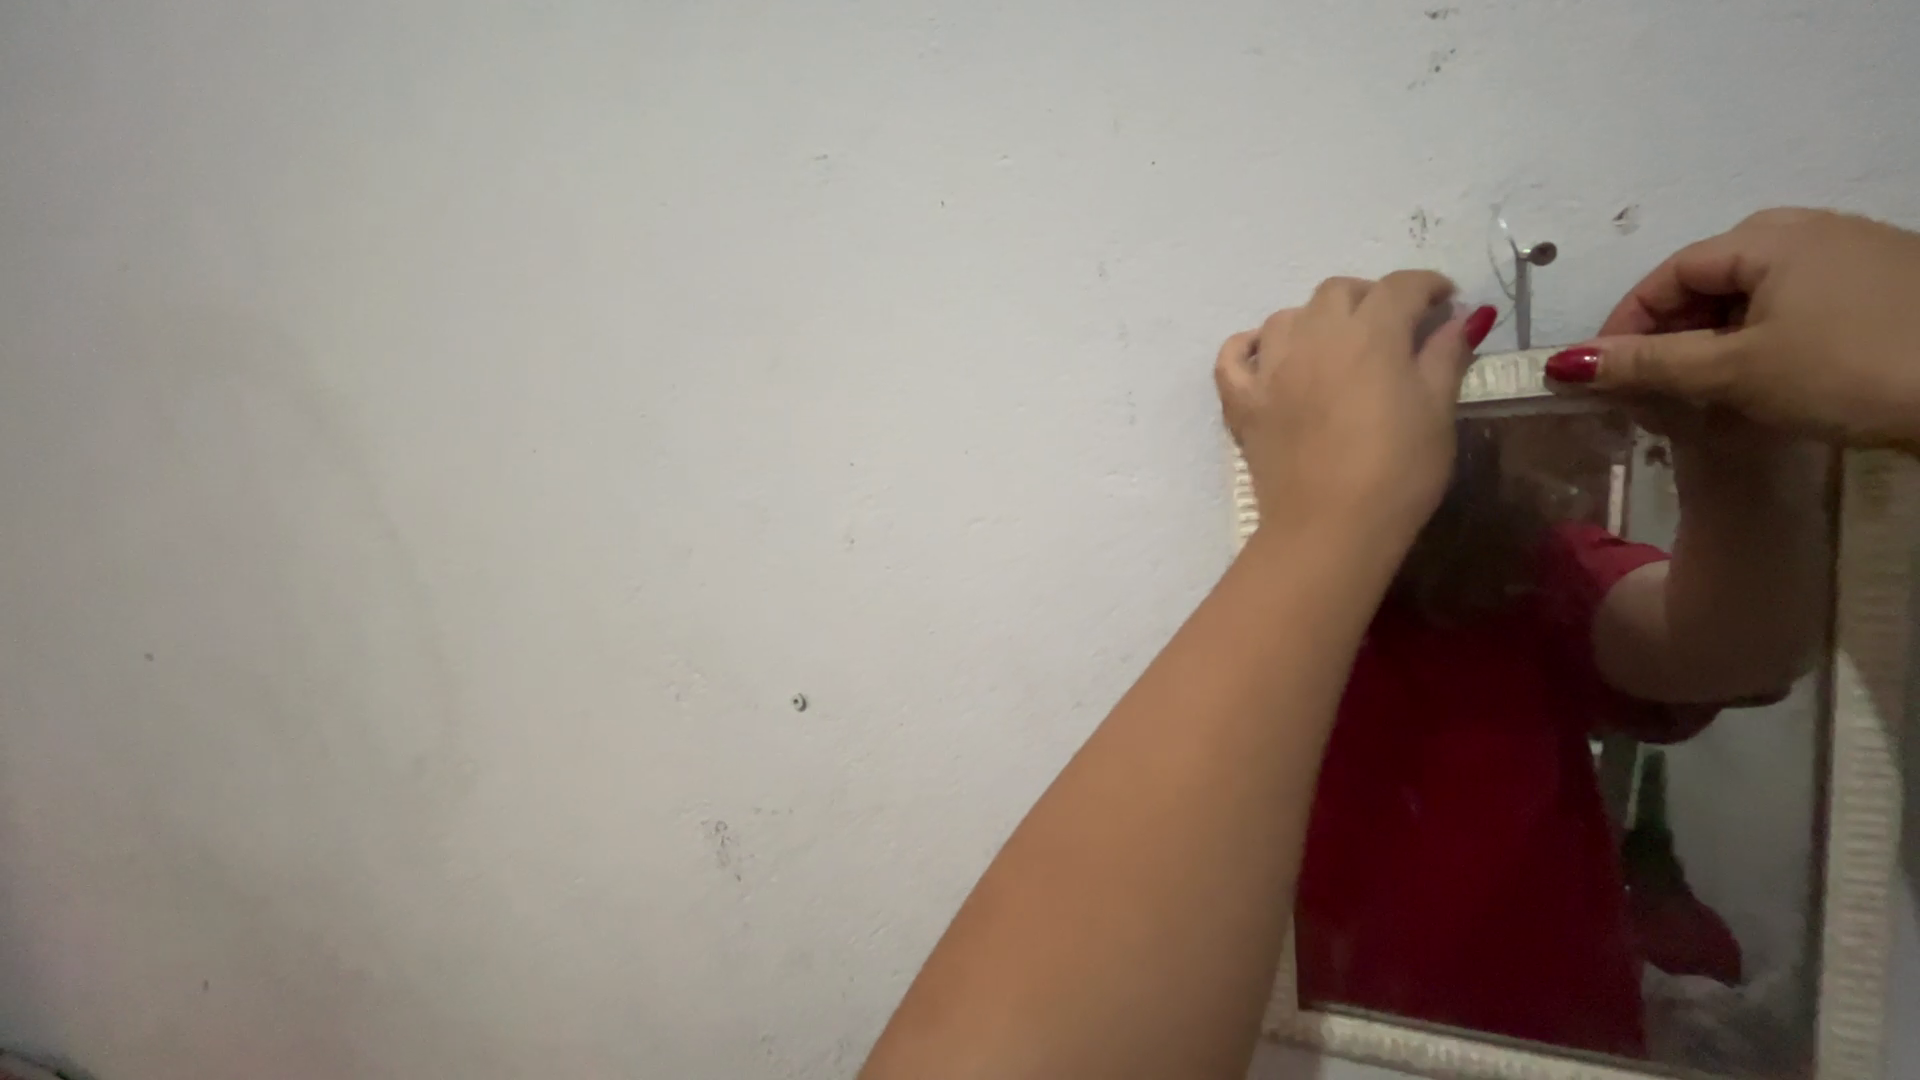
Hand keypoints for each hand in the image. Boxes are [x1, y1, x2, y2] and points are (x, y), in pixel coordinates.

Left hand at [1215, 272, 1493, 545]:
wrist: (1330, 525)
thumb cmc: (1397, 472)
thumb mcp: (1437, 411)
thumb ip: (1444, 357)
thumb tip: (1460, 317)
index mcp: (1370, 335)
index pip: (1399, 287)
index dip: (1427, 286)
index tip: (1442, 302)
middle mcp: (1313, 339)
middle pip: (1337, 292)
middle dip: (1368, 298)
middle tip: (1390, 326)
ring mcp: (1270, 370)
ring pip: (1285, 317)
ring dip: (1312, 319)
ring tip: (1333, 345)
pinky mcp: (1241, 402)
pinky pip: (1232, 357)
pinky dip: (1247, 347)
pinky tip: (1267, 357)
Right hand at [1545, 208, 1919, 450]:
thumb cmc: (1852, 368)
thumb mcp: (1732, 370)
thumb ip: (1644, 364)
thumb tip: (1560, 364)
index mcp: (1773, 238)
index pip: (1668, 274)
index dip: (1625, 324)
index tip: (1604, 373)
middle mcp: (1817, 231)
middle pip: (1709, 280)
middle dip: (1668, 331)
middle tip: (1650, 381)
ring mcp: (1863, 257)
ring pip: (1754, 295)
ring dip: (1710, 340)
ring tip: (1700, 388)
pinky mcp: (1892, 290)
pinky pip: (1797, 306)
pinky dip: (1759, 340)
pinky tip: (1760, 380)